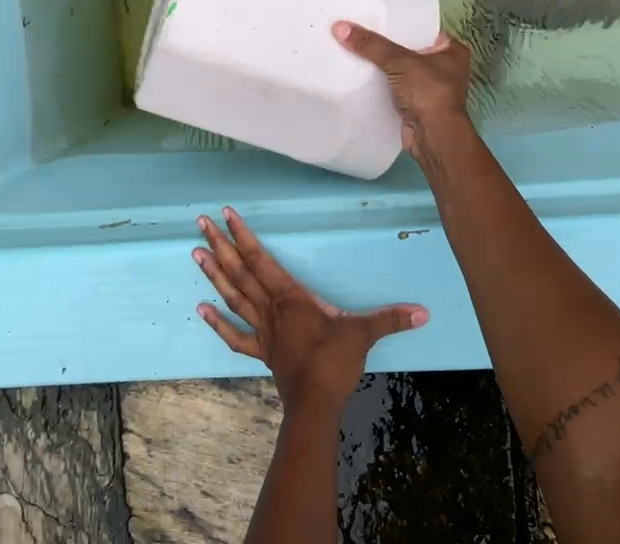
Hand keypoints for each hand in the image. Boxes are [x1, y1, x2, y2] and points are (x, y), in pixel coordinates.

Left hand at [194, 207, 427, 412]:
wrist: (315, 404)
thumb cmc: (335, 363)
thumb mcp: (363, 334)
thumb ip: (390, 318)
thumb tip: (423, 312)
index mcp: (290, 297)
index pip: (261, 259)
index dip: (243, 236)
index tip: (226, 214)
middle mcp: (271, 308)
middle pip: (240, 272)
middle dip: (220, 245)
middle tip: (200, 223)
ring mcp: (262, 330)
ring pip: (233, 296)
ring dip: (214, 274)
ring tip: (196, 253)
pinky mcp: (261, 351)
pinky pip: (235, 335)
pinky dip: (217, 322)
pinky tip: (201, 310)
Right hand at [332, 21, 472, 153]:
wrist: (433, 137)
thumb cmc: (428, 92)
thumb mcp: (400, 62)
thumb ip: (371, 45)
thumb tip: (339, 27)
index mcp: (452, 50)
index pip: (422, 28)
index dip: (399, 22)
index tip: (374, 14)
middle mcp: (444, 66)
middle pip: (408, 48)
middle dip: (385, 44)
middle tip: (359, 29)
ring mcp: (430, 87)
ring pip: (400, 69)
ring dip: (381, 64)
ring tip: (353, 47)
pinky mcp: (415, 104)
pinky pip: (394, 86)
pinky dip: (380, 82)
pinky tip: (359, 72)